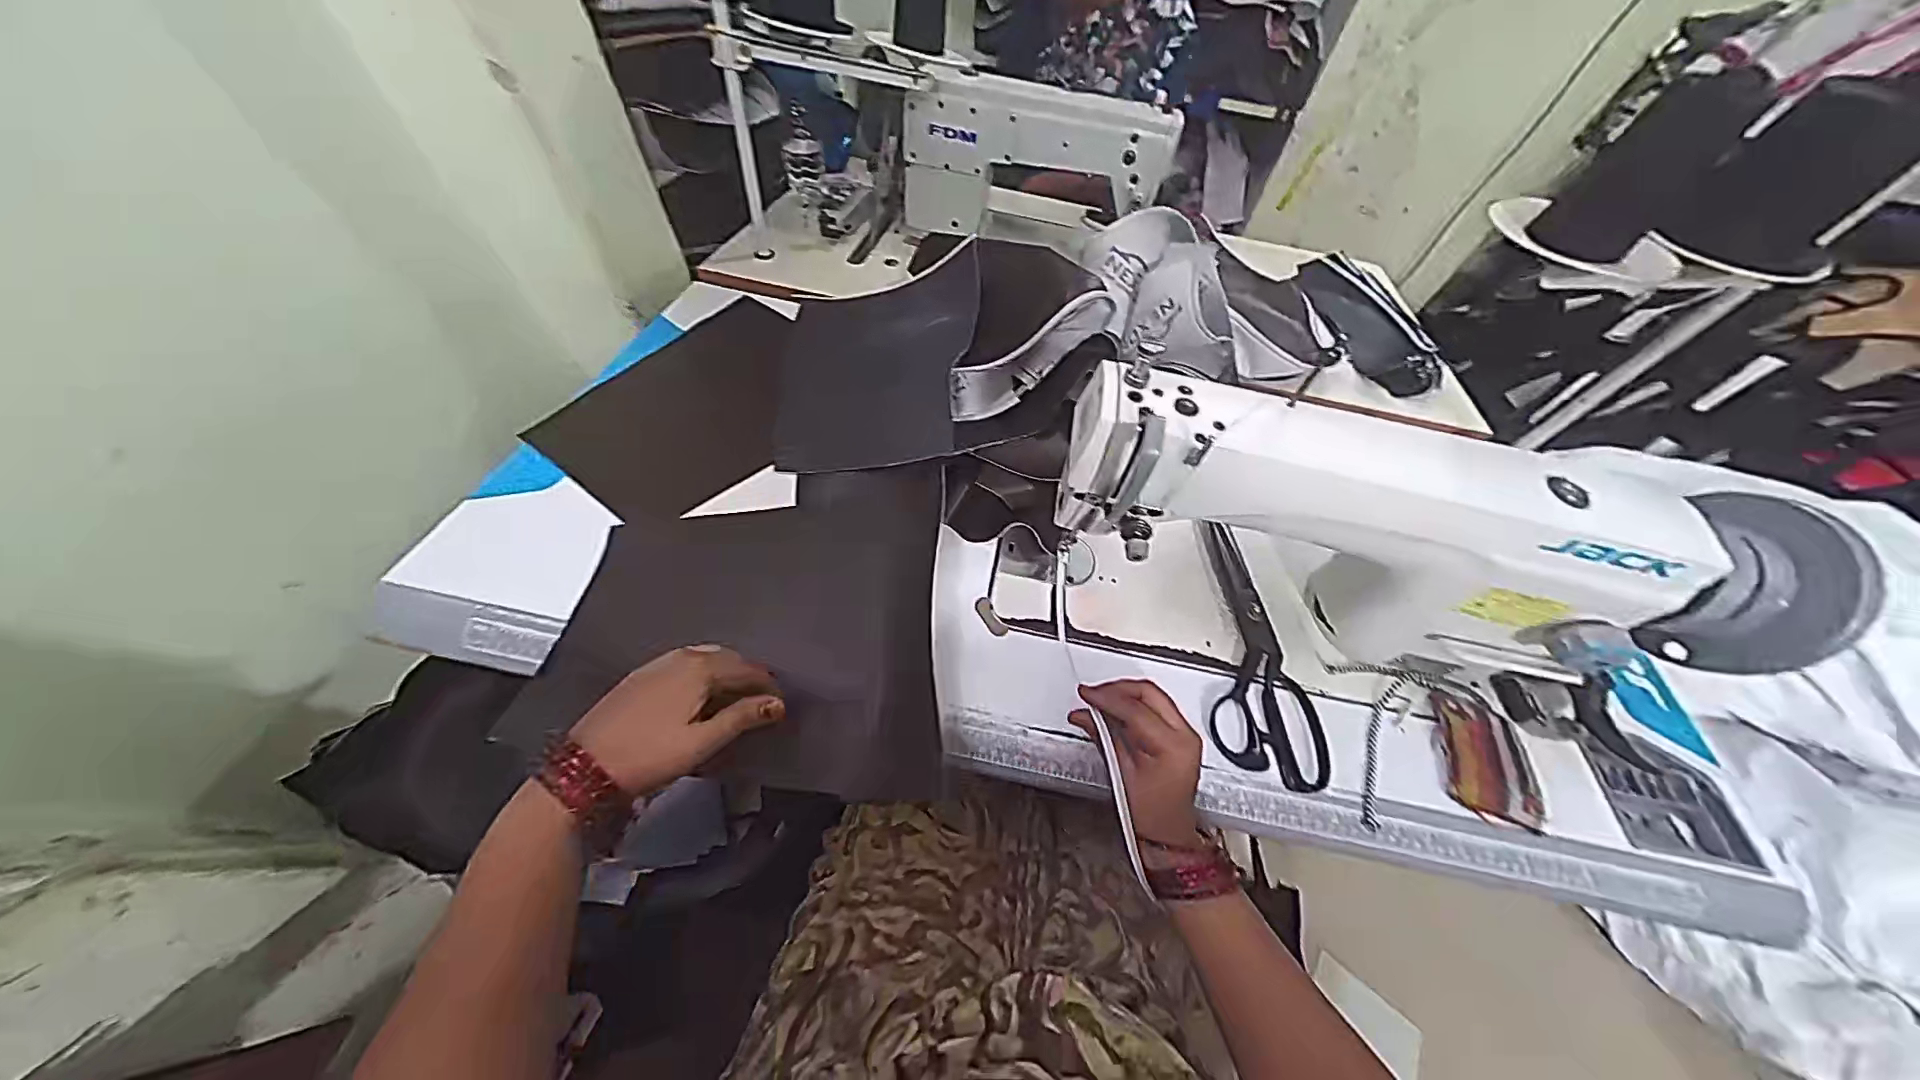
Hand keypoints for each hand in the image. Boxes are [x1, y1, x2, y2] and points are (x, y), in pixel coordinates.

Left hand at [569, 644, 783, 794]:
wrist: (584, 769)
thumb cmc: (643, 758)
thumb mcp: (702, 742)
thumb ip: (741, 718)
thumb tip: (773, 704)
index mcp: (698, 670)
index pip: (748, 670)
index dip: (768, 687)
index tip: (777, 705)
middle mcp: (678, 660)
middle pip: (728, 659)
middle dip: (748, 678)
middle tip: (761, 702)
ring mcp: (656, 667)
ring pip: (704, 660)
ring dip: (725, 676)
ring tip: (734, 702)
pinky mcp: (640, 679)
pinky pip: (682, 667)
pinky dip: (701, 678)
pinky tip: (699, 700)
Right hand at [1069, 679, 1203, 847]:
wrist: (1169, 835)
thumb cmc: (1151, 815)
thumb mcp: (1122, 774)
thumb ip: (1104, 737)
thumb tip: (1086, 715)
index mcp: (1173, 746)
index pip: (1135, 709)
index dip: (1106, 698)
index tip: (1088, 695)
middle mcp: (1185, 736)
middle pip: (1148, 693)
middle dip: (1117, 689)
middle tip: (1093, 694)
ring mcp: (1187, 734)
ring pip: (1153, 695)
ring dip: (1126, 693)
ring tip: (1102, 700)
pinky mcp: (1182, 735)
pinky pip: (1157, 706)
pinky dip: (1135, 703)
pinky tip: (1118, 709)